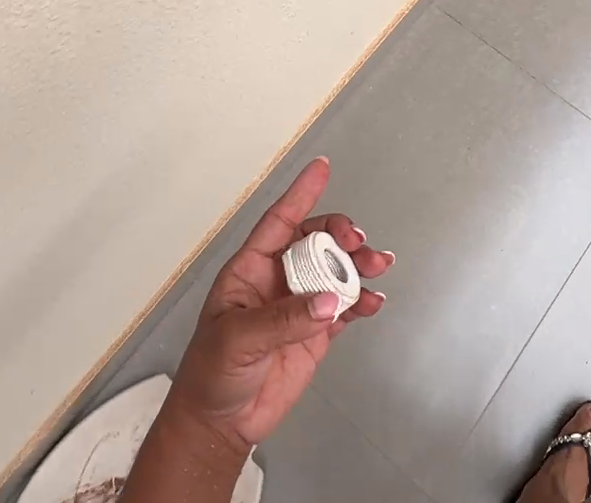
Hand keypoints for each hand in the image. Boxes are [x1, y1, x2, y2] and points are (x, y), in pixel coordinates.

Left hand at [166, 155, 391, 448]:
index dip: (299, 193)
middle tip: (357, 241)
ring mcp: (300, 304)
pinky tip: (373, 302)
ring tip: (377, 266)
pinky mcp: (316, 333)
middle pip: (316, 242)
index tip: (321, 168)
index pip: (279, 222)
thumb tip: (329, 301)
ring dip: (358, 264)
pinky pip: (345, 306)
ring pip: (335, 270)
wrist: (221, 423)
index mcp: (251, 269)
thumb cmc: (213, 371)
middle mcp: (279, 278)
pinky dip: (362, 300)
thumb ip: (284, 319)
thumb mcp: (238, 339)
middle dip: (339, 235)